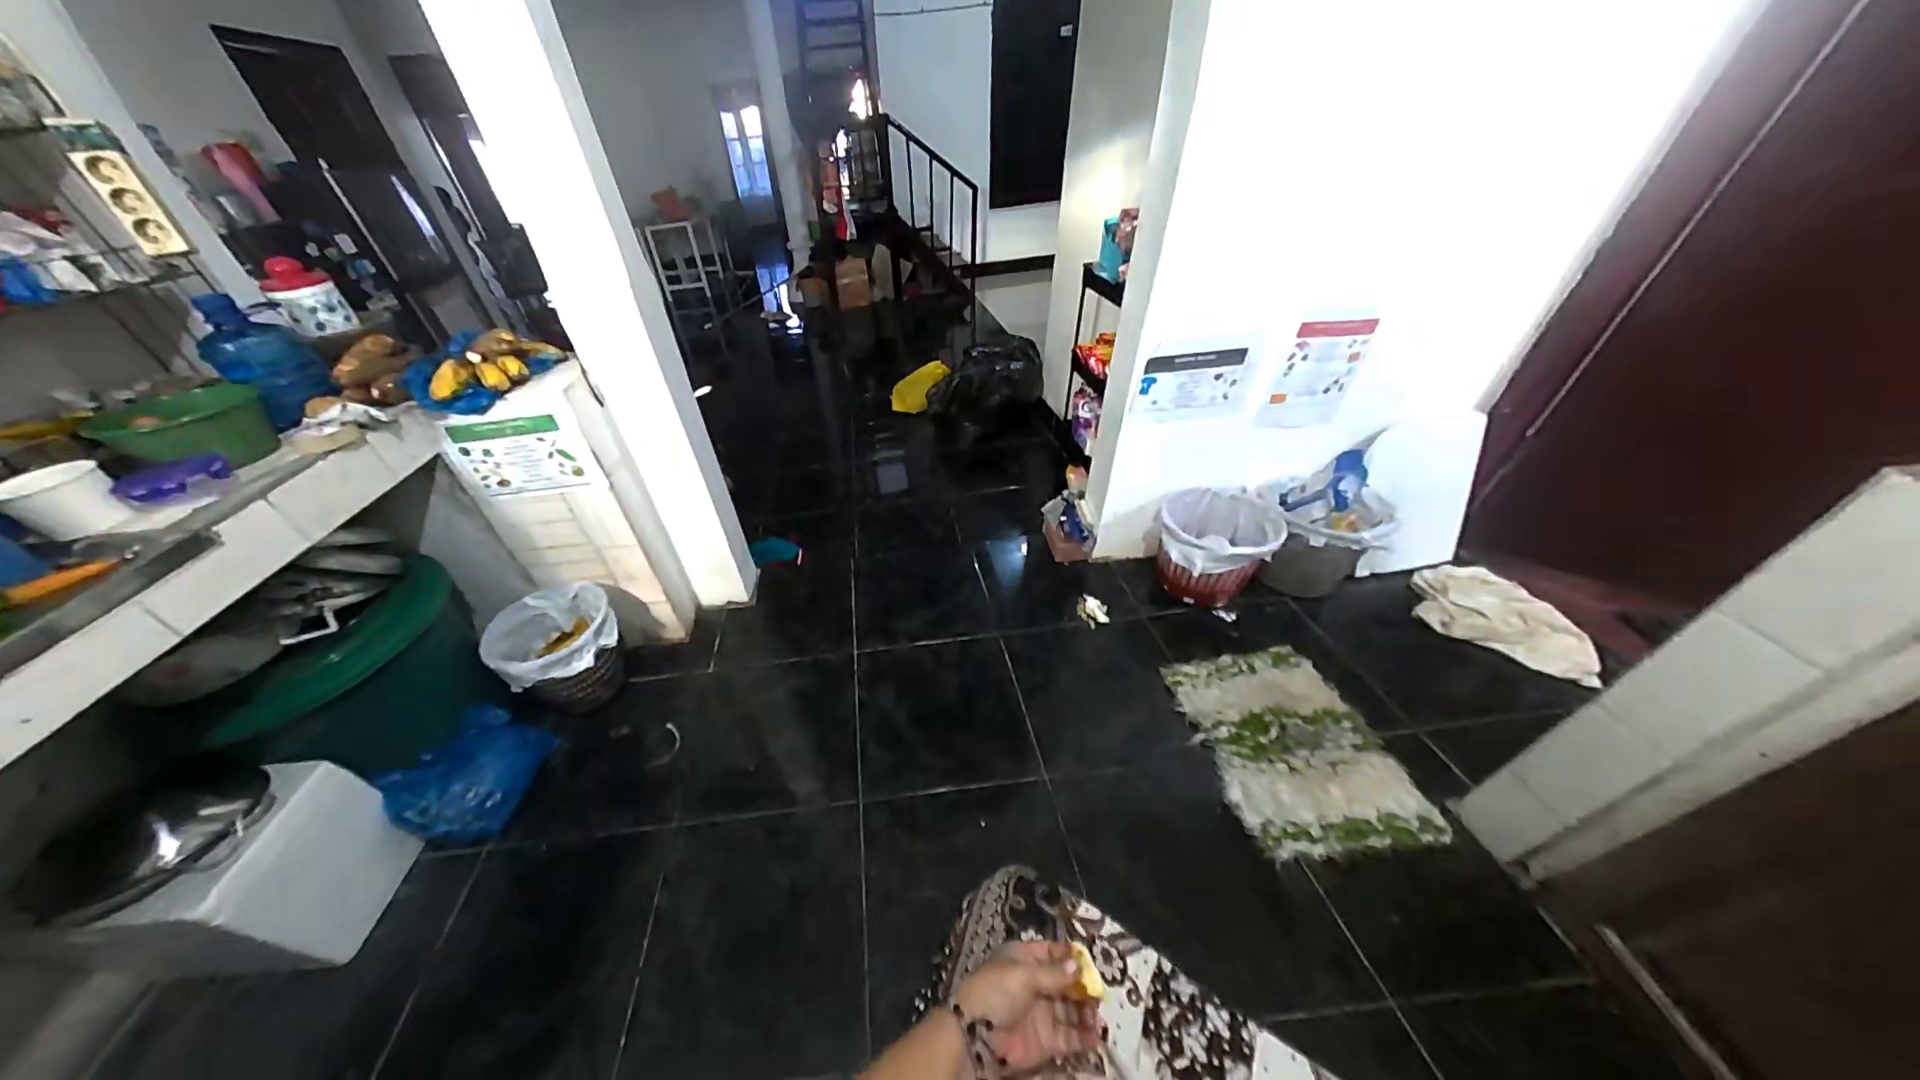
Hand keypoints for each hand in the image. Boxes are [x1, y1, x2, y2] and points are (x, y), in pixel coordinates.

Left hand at [951, 941, 1101, 1071]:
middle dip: (1084, 988)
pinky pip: (1070, 1037)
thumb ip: (1053, 974)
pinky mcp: (1046, 1040)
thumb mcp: (1023, 975)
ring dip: (1088, 1012)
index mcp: (1025, 959)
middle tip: (1099, 994)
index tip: (1090, 963)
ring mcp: (1042, 1013)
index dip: (1071, 957)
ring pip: (1072, 1010)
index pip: (1052, 953)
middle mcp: (1036, 984)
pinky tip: (1097, 1036)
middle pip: (1066, 983)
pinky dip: (1085, 1037)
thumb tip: (1078, 965)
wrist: (976, 1035)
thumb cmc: (997, 992)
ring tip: (1099, 1017)